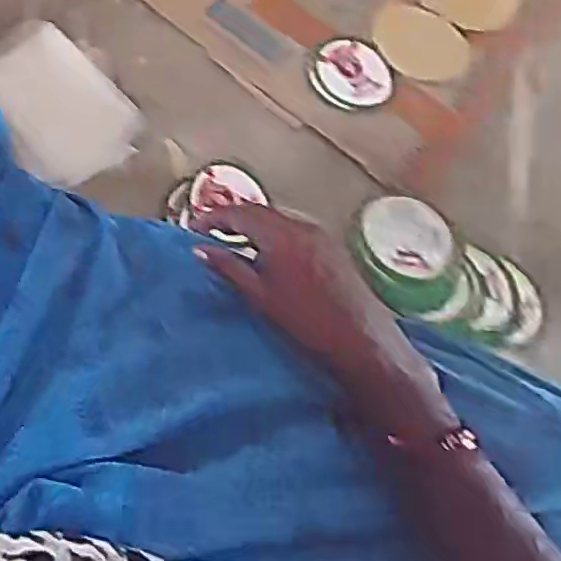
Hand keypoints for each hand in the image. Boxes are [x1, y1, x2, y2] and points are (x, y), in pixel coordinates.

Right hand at [192, 203, 452, 433]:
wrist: (367, 348)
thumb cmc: (307, 323)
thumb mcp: (259, 296)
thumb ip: (228, 267)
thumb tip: (199, 248)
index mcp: (281, 233)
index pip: (238, 212)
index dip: (211, 218)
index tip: (192, 230)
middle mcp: (302, 226)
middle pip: (258, 211)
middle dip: (231, 219)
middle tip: (209, 234)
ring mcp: (321, 236)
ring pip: (277, 219)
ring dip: (252, 226)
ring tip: (233, 244)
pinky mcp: (333, 249)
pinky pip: (293, 230)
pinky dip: (272, 235)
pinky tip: (265, 255)